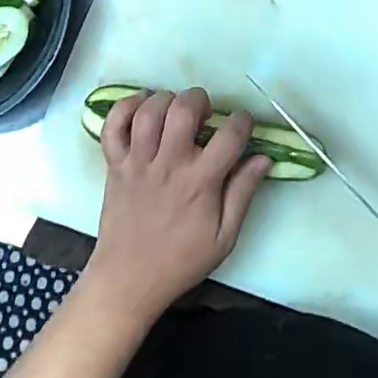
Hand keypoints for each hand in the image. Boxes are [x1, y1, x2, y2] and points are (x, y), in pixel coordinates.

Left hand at [82, 88, 273, 319]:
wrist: (129, 278)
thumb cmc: (181, 260)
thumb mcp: (224, 237)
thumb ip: (243, 193)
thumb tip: (263, 158)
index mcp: (200, 182)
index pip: (229, 136)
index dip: (242, 121)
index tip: (243, 122)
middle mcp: (168, 164)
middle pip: (183, 109)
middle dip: (199, 99)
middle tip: (204, 113)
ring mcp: (137, 161)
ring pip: (149, 111)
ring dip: (165, 99)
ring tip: (174, 109)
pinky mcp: (114, 163)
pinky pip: (114, 125)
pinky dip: (125, 106)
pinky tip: (141, 105)